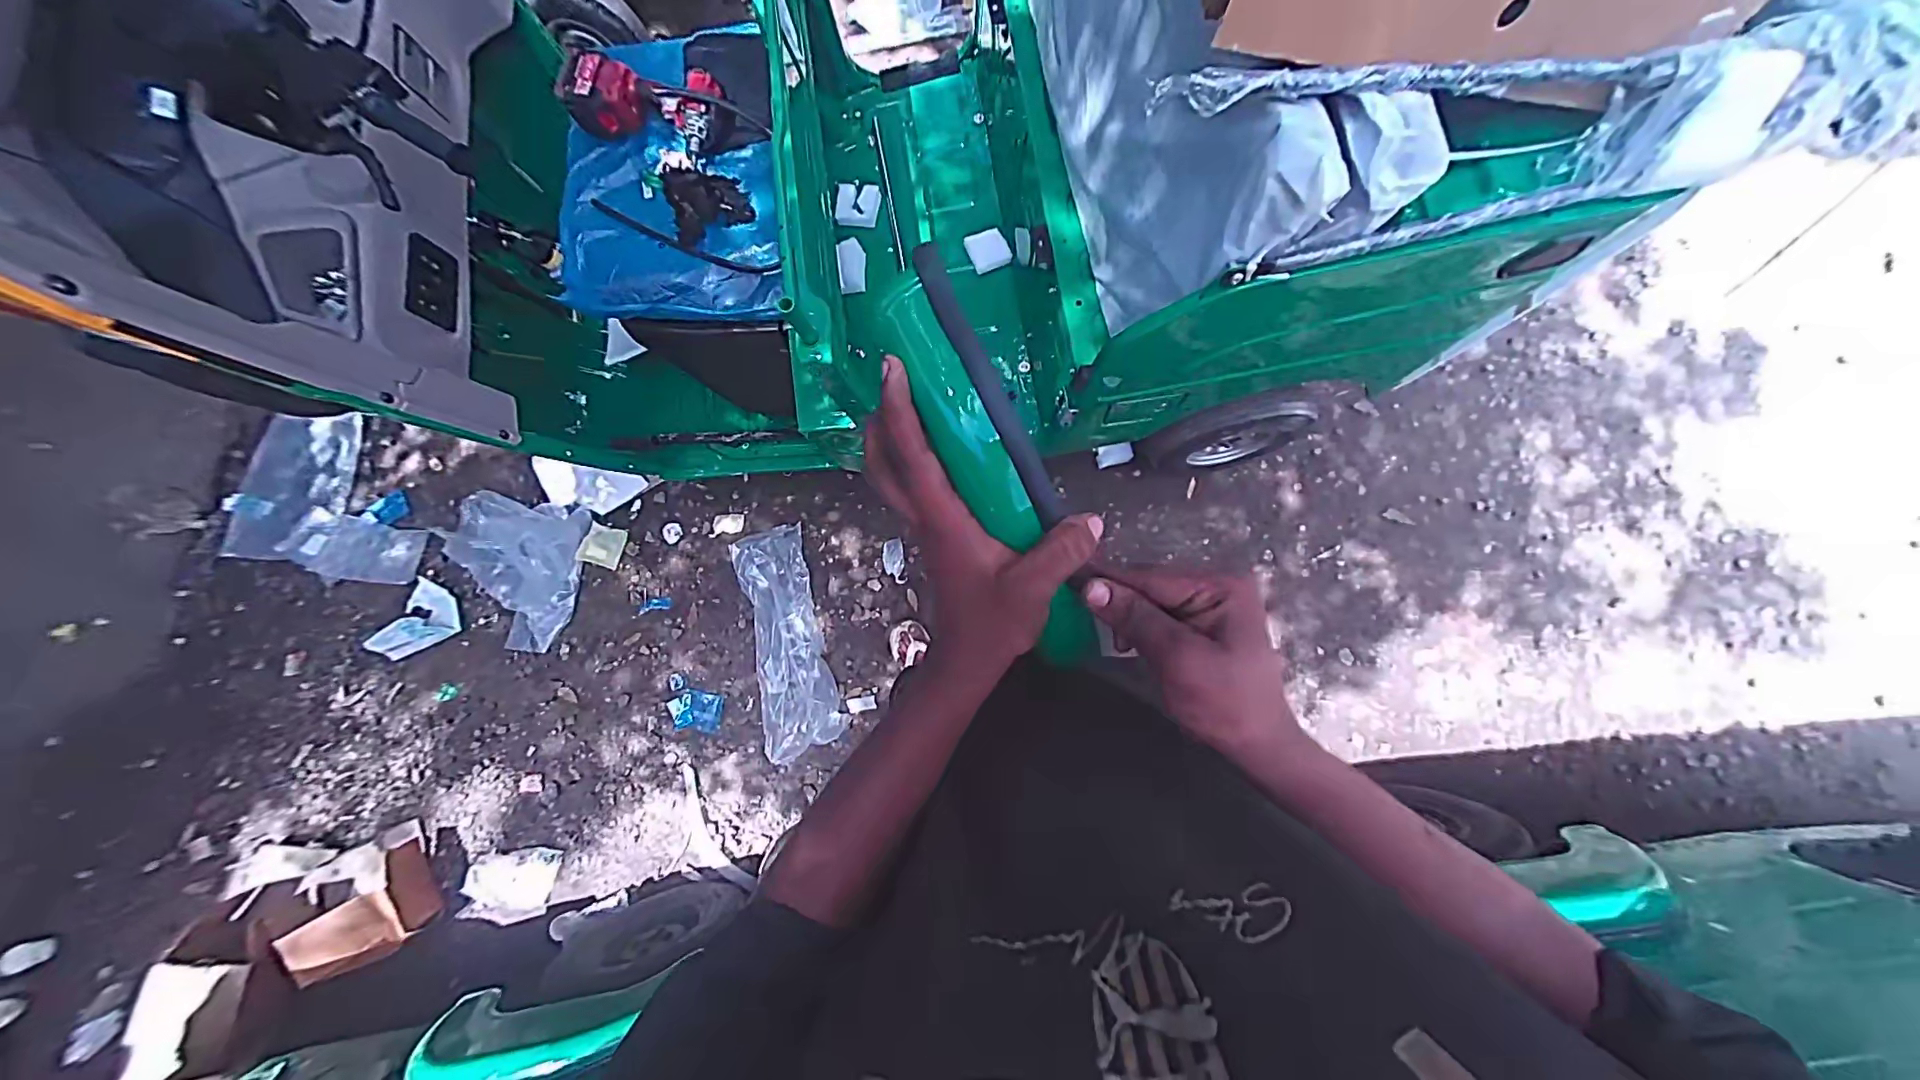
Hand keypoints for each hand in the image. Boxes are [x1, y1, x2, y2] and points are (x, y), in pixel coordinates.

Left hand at [863, 356, 1101, 668]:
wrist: (967, 660)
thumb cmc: (991, 624)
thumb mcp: (1033, 589)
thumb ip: (1061, 552)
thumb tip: (1091, 521)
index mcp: (943, 520)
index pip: (914, 457)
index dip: (900, 411)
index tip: (893, 370)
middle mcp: (926, 518)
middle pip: (884, 464)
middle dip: (879, 421)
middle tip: (890, 384)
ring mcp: (926, 528)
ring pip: (892, 477)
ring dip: (889, 440)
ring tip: (907, 406)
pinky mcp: (935, 536)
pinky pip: (912, 490)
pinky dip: (911, 462)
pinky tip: (940, 453)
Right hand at [1082, 568, 1305, 755]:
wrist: (1258, 746)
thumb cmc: (1224, 704)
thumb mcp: (1177, 657)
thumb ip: (1135, 618)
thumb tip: (1091, 587)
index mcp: (1221, 586)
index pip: (1152, 577)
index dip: (1109, 580)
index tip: (1069, 577)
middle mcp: (1218, 586)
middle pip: (1151, 586)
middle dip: (1120, 602)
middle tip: (1085, 616)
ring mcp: (1212, 606)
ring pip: (1152, 602)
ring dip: (1128, 617)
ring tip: (1117, 642)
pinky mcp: (1203, 626)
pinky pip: (1160, 617)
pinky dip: (1140, 628)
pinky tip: (1130, 643)